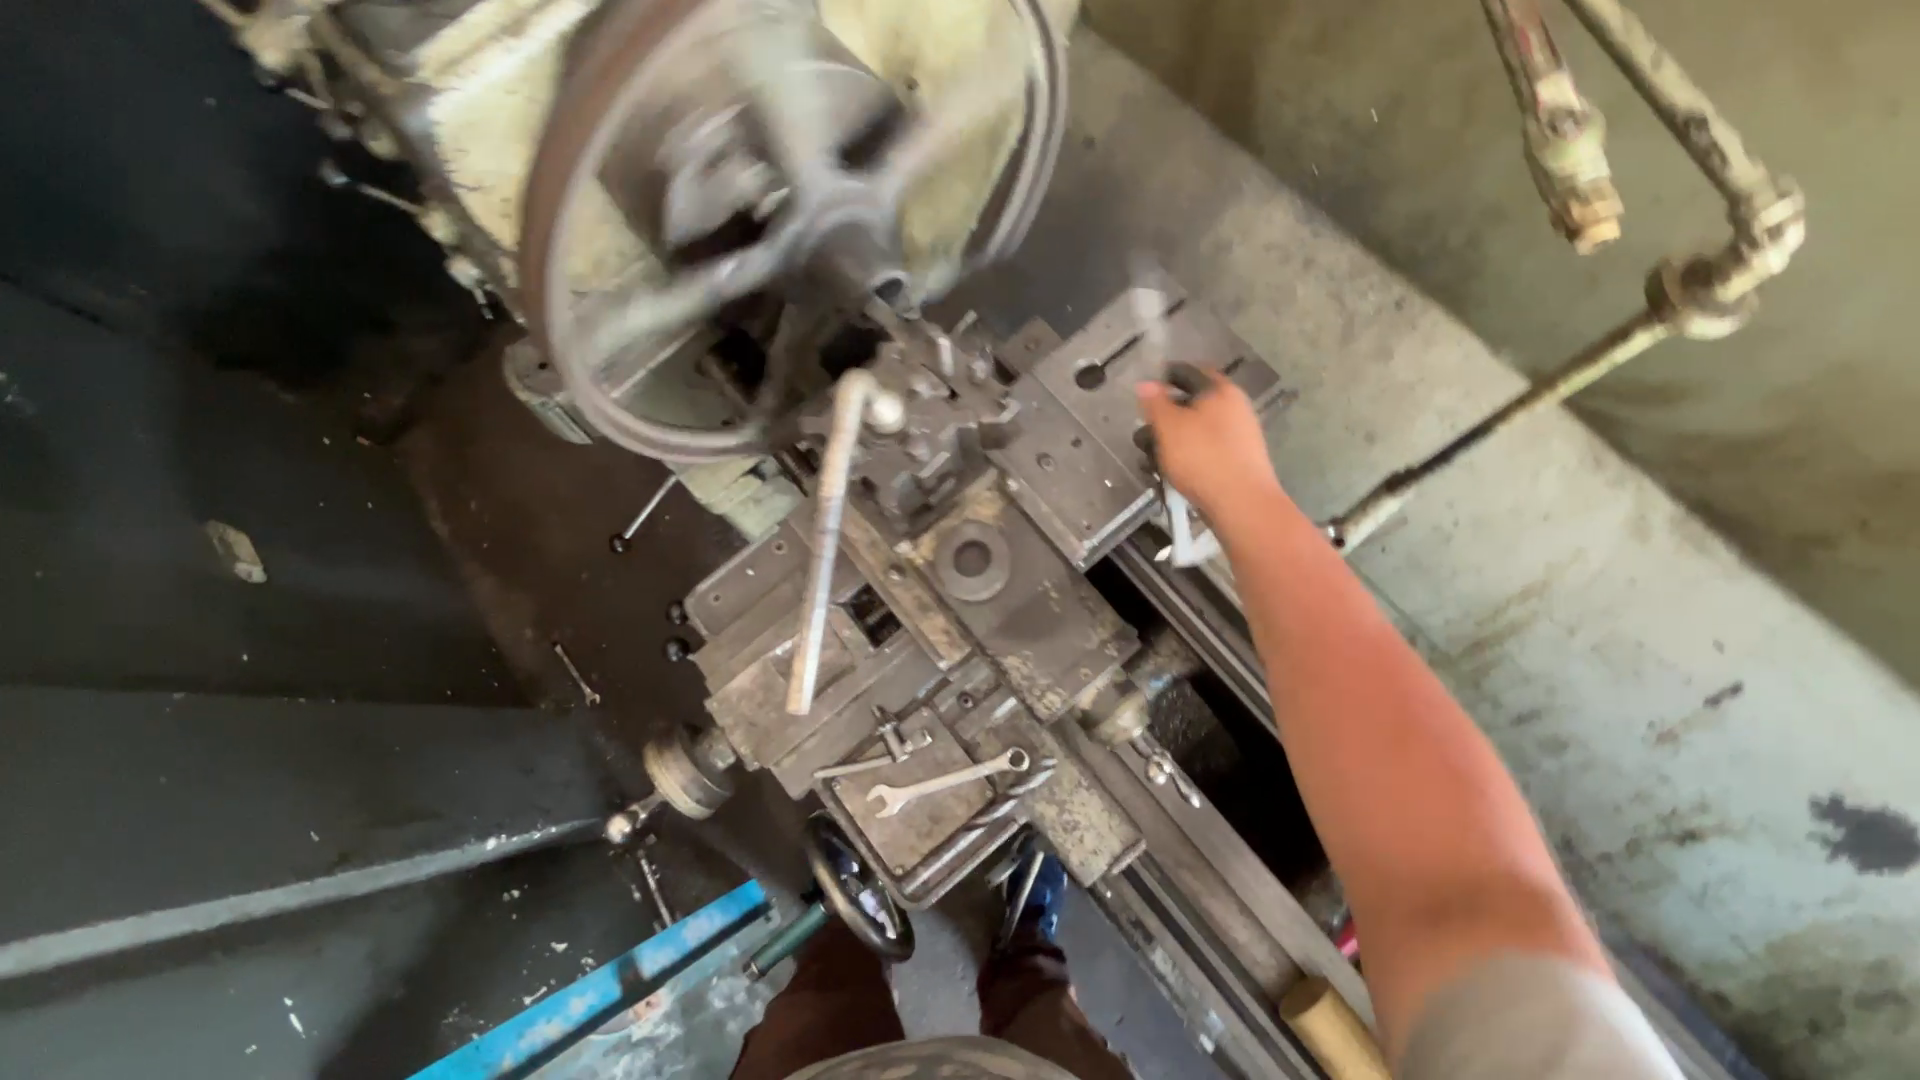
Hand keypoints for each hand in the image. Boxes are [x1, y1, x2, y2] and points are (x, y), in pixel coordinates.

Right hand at [1135, 371, 1282, 521]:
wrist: (1241, 503)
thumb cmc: (1202, 457)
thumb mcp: (1169, 426)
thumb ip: (1155, 402)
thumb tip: (1146, 383)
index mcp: (1220, 390)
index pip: (1188, 372)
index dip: (1164, 378)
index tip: (1145, 395)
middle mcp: (1233, 408)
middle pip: (1190, 404)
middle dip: (1163, 419)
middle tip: (1145, 435)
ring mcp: (1237, 437)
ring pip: (1195, 432)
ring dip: (1170, 443)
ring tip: (1152, 461)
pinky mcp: (1236, 462)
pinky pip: (1204, 452)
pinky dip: (1185, 458)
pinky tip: (1171, 475)